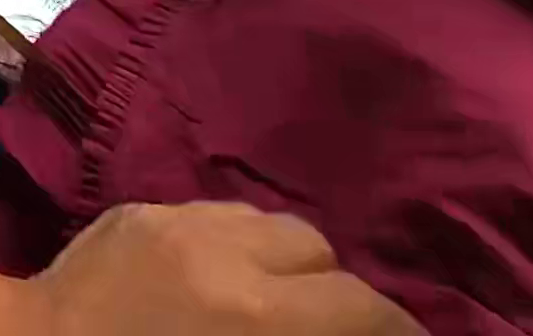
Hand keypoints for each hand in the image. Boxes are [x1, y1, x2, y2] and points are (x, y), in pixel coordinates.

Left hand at [19, 202, 426, 335]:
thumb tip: (333, 333)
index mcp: (255, 311)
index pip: (363, 304)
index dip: (399, 331)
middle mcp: (215, 248)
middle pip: (310, 242)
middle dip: (334, 286)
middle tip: (330, 325)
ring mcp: (167, 218)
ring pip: (256, 215)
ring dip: (278, 254)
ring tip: (273, 293)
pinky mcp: (133, 208)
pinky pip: (202, 210)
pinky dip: (226, 238)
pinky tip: (216, 272)